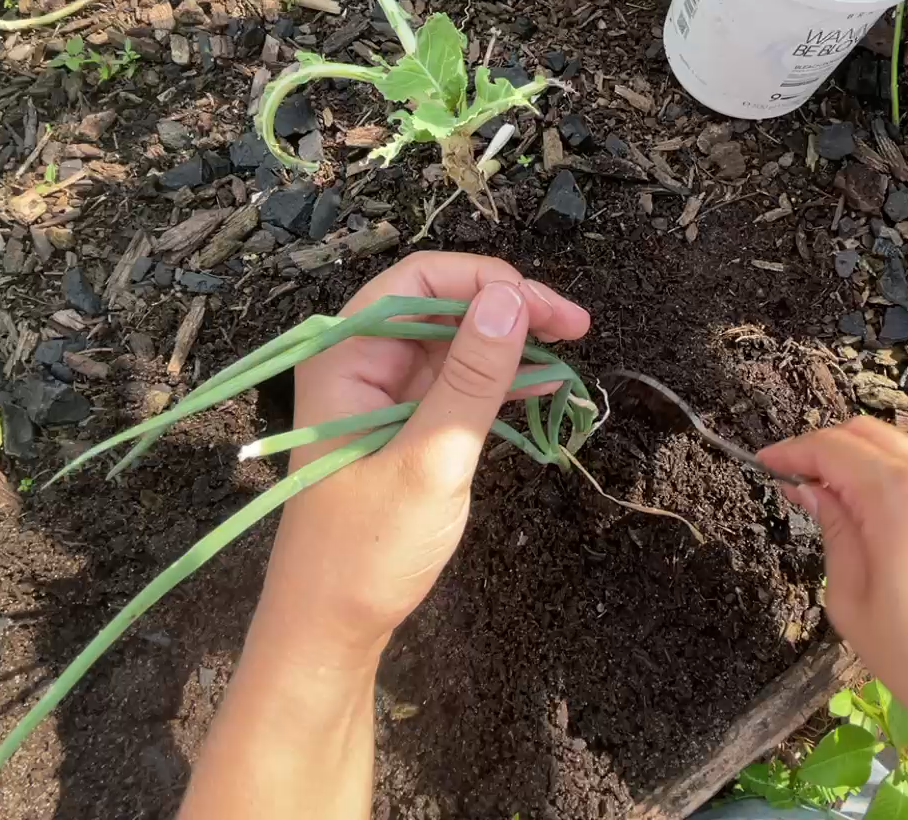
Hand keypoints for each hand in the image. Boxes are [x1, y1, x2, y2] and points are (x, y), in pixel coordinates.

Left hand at [257, 252, 590, 655]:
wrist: (334, 627)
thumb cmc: (368, 549)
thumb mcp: (431, 458)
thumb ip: (472, 377)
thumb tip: (512, 298)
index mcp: (347, 354)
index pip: (420, 281)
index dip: (485, 280)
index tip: (543, 307)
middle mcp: (364, 360)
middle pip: (443, 305)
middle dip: (508, 308)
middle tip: (573, 324)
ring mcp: (387, 392)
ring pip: (458, 342)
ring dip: (512, 343)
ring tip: (571, 348)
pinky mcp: (409, 421)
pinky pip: (460, 383)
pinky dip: (501, 381)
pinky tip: (544, 384)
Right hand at [759, 418, 907, 819]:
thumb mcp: (855, 604)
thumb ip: (833, 532)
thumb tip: (812, 492)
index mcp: (900, 498)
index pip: (831, 447)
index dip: (791, 452)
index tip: (766, 463)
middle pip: (867, 432)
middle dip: (825, 448)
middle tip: (799, 483)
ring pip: (902, 449)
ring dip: (862, 462)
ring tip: (839, 505)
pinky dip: (897, 479)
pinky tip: (886, 522)